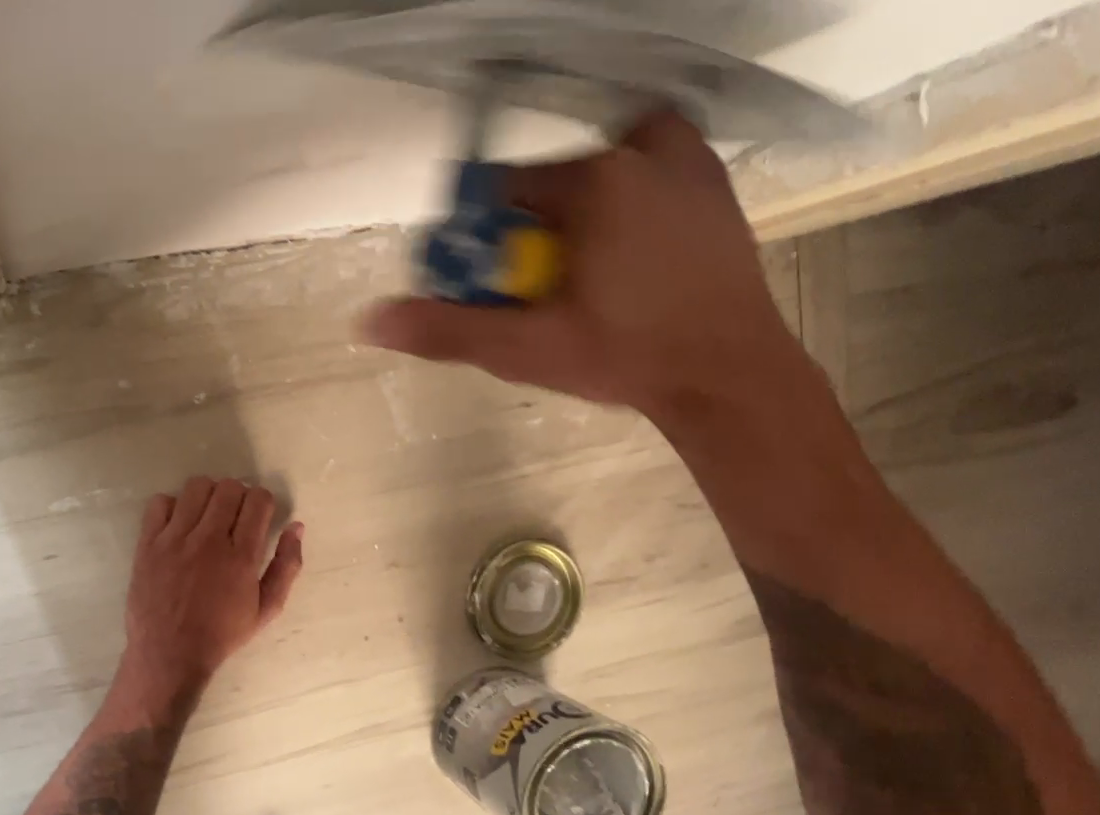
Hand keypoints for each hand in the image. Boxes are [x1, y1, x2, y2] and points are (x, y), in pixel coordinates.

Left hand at [123, 478, 304, 689]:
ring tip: (206, 515)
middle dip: (238, 495)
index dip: (263, 501)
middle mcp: (209, 541)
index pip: (258, 501)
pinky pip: (159, 503)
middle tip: (234, 515)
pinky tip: (178, 525)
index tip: (259, 514)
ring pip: (196, 487)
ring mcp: (175, 539)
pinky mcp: (148, 543)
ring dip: (208, 495)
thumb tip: (297, 527)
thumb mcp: (266, 610)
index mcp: (241, 557)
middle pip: (229, 488)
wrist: (168, 654)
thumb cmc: (220, 635)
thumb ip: (286, 567)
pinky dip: (171, 507)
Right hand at [363, 111, 814, 416]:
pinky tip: (626, 257)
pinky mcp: (717, 190)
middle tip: (542, 285)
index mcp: (593, 182)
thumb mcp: (524, 349)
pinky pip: (651, 176)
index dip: (485, 237)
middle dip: (534, 227)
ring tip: (584, 267)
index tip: (495, 282)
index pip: (503, 188)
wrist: (730, 374)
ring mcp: (690, 167)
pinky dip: (629, 202)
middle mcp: (643, 155)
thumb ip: (447, 329)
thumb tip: (369, 320)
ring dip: (583, 209)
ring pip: (605, 172)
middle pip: (554, 181)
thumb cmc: (624, 357)